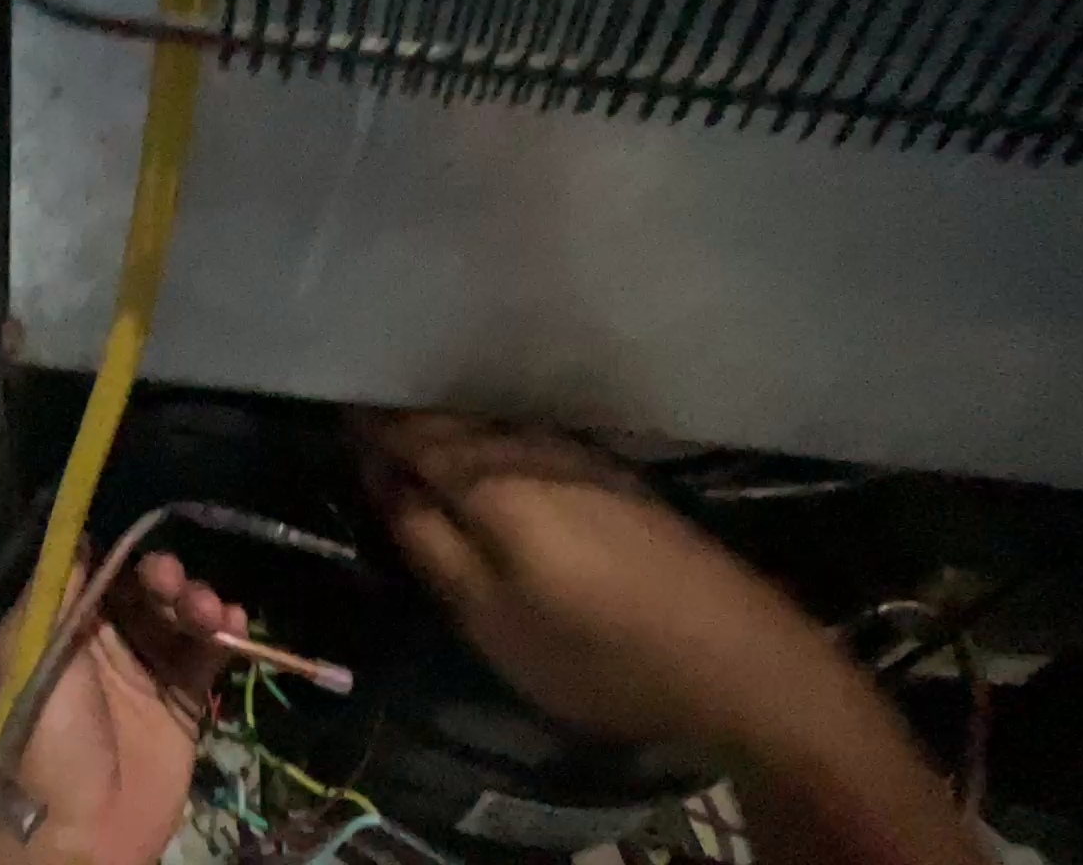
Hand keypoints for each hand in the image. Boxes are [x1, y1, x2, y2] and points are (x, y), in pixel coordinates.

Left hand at [0, 551, 247, 864]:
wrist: (85, 831)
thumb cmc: (48, 735)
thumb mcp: (31, 656)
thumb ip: (55, 593)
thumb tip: (77, 537)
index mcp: (67, 626)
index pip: (101, 571)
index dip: (123, 553)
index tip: (141, 542)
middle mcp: (109, 638)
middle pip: (146, 588)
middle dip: (165, 576)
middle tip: (171, 581)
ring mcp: (149, 667)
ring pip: (180, 613)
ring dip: (198, 600)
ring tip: (209, 613)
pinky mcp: (185, 696)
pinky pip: (208, 652)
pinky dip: (226, 633)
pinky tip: (235, 623)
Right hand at [353, 411, 850, 750]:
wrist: (743, 665)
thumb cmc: (591, 651)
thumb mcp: (485, 614)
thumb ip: (425, 538)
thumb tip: (382, 478)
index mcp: (490, 480)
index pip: (411, 435)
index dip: (371, 426)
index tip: (339, 417)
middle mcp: (530, 450)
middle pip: (450, 422)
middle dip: (404, 419)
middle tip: (366, 423)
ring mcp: (579, 457)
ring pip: (490, 425)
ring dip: (446, 423)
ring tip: (414, 431)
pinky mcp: (613, 474)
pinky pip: (525, 437)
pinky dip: (488, 435)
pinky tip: (488, 447)